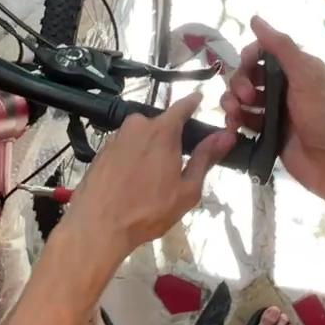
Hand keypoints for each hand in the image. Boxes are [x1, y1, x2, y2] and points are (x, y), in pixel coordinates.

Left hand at [59, 93, 235, 262]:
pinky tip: (132, 181)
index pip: (182, 106)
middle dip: (171, 139)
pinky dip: (131, 158)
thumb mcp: (187, 189)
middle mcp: (137, 126)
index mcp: (162, 131)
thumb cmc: (148, 210)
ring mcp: (116, 137)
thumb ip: (206, 158)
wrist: (98, 226)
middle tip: (176, 166)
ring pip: (141, 136)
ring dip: (149, 149)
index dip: (193, 102)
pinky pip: (124, 147)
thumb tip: (226, 136)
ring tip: (152, 179)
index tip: (199, 98)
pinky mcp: (101, 151)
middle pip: (161, 124)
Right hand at [221, 16, 324, 201]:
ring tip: (234, 115)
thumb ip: (281, 47)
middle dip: (240, 82)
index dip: (251, 56)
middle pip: (249, 74)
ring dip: (233, 102)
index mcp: (298, 69)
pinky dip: (235, 120)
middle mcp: (285, 87)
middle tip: (246, 97)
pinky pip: (243, 119)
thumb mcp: (306, 77)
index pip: (265, 52)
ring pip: (242, 97)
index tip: (246, 65)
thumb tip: (256, 19)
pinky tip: (233, 127)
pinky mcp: (266, 131)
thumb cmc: (324, 117)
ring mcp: (274, 110)